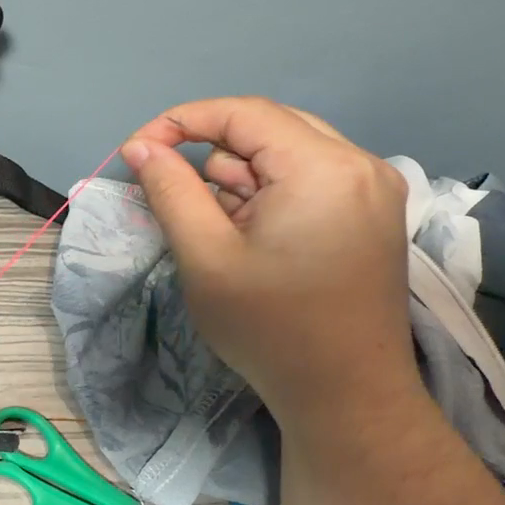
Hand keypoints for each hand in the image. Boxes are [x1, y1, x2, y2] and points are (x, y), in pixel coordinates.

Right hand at [120, 97, 422, 418]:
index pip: (241, 112)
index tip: (134, 155)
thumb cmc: (268, 325)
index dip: (178, 122)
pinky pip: (301, 178)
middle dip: (206, 152)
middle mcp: (358, 165)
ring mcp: (370, 189)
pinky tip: (247, 236)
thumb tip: (140, 147)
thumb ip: (169, 189)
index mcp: (323, 168)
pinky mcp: (368, 213)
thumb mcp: (203, 254)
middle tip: (168, 194)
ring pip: (280, 152)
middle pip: (263, 126)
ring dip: (234, 179)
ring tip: (217, 233)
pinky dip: (261, 194)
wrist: (344, 391)